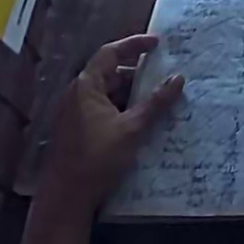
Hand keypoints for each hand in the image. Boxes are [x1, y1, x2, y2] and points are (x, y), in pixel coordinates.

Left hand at [40, 34, 183, 216]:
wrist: (65, 199)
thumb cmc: (97, 158)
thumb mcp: (132, 129)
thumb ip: (156, 102)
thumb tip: (178, 78)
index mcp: (86, 86)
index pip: (111, 53)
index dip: (134, 45)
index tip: (158, 44)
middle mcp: (77, 94)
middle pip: (110, 73)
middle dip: (137, 74)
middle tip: (164, 76)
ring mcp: (75, 113)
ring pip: (108, 94)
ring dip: (131, 94)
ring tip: (158, 100)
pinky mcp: (77, 130)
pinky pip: (104, 109)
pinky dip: (123, 109)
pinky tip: (141, 121)